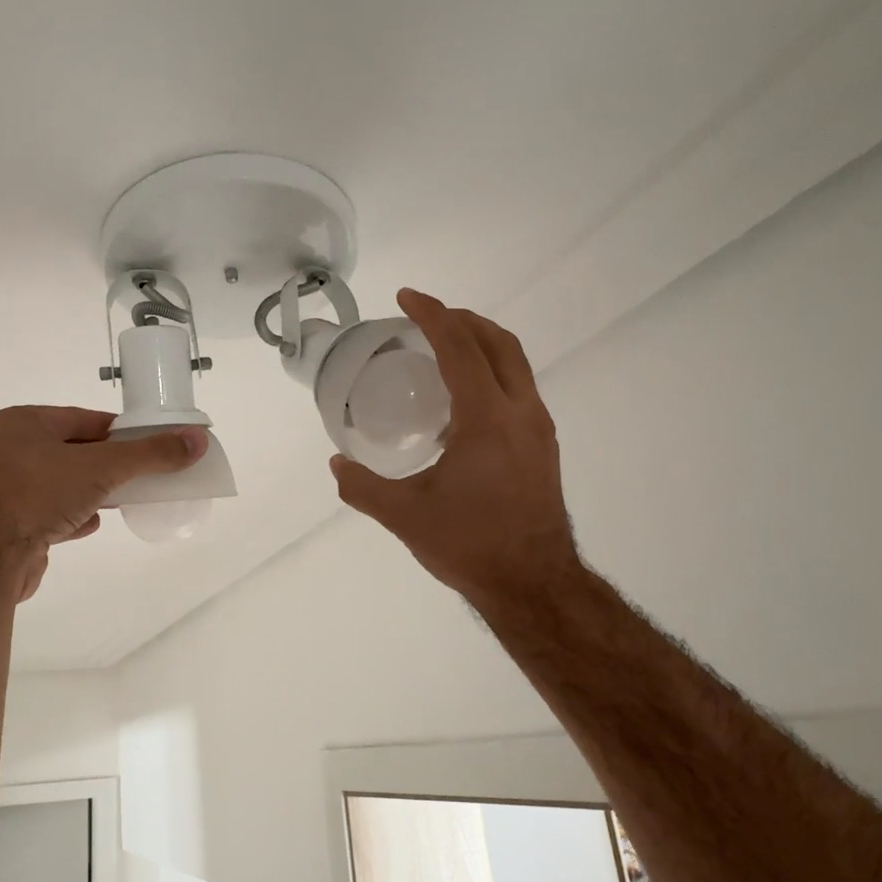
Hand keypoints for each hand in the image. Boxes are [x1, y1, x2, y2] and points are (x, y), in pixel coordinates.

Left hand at [0, 406, 205, 600]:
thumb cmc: (40, 495)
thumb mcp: (104, 468)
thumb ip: (151, 454)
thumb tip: (197, 439)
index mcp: (24, 422)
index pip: (86, 420)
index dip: (122, 433)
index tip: (151, 446)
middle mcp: (9, 448)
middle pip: (75, 451)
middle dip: (109, 465)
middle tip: (142, 475)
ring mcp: (5, 487)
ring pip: (64, 482)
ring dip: (92, 491)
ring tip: (122, 499)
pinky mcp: (8, 522)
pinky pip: (50, 511)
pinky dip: (72, 515)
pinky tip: (89, 524)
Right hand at [330, 289, 578, 603]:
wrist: (533, 583)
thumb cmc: (469, 545)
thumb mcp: (405, 516)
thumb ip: (363, 486)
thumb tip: (338, 463)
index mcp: (487, 418)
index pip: (460, 348)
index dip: (432, 315)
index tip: (407, 298)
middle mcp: (520, 412)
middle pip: (498, 343)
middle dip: (462, 320)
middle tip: (427, 320)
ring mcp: (539, 429)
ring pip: (516, 364)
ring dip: (482, 345)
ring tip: (445, 351)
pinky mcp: (544, 448)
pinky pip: (520, 389)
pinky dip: (493, 374)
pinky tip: (464, 402)